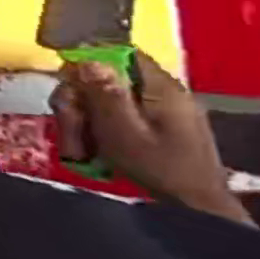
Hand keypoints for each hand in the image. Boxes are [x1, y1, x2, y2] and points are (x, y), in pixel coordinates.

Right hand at [50, 51, 251, 224]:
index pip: (124, 55)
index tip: (65, 80)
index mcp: (162, 90)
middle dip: (78, 99)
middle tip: (70, 125)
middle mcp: (164, 93)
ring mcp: (162, 110)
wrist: (194, 204)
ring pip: (105, 98)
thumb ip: (106, 96)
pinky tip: (91, 146)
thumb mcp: (123, 131)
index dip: (89, 60)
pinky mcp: (155, 124)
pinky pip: (115, 113)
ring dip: (83, 117)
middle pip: (106, 79)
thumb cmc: (157, 166)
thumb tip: (87, 61)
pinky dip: (96, 126)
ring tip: (79, 144)